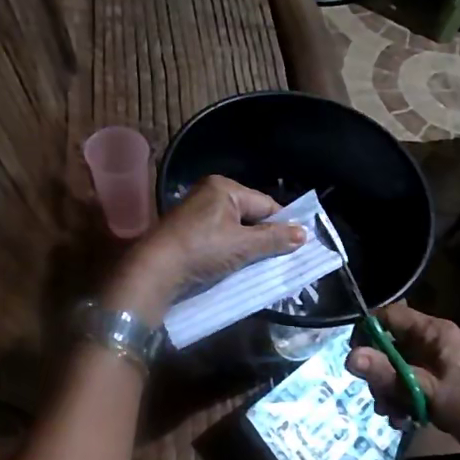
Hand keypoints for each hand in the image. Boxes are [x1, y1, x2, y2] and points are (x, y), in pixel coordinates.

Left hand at [106, 175, 304, 319]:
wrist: (155, 271)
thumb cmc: (202, 250)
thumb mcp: (243, 245)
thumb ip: (274, 239)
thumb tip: (304, 234)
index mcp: (224, 188)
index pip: (266, 204)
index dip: (282, 225)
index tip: (295, 246)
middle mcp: (210, 194)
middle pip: (251, 215)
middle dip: (264, 237)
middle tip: (278, 259)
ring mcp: (196, 212)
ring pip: (235, 229)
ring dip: (248, 246)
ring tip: (259, 265)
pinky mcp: (187, 231)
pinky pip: (220, 238)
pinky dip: (230, 250)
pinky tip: (236, 265)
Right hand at [344, 303, 459, 454]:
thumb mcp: (425, 391)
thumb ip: (388, 374)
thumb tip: (351, 357)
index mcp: (435, 333)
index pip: (391, 315)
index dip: (369, 331)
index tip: (355, 358)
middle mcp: (434, 341)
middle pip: (391, 345)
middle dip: (380, 373)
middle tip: (379, 399)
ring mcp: (436, 360)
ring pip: (398, 367)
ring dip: (389, 392)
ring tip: (392, 416)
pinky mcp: (438, 379)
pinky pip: (410, 381)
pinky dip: (402, 399)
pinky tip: (402, 420)